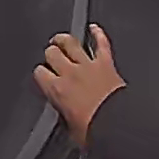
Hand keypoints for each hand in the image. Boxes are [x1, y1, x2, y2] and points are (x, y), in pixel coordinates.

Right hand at [33, 24, 124, 147]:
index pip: (40, 73)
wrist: (118, 125)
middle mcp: (70, 73)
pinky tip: (94, 27)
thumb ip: (64, 115)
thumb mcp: (70, 129)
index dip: (41, 73)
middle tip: (51, 54)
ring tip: (60, 38)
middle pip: (53, 53)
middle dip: (51, 53)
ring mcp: (89, 64)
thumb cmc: (94, 131)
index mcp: (57, 90)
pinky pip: (101, 43)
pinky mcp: (106, 62)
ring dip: (64, 39)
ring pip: (72, 43)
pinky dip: (98, 33)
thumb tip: (66, 115)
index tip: (43, 74)